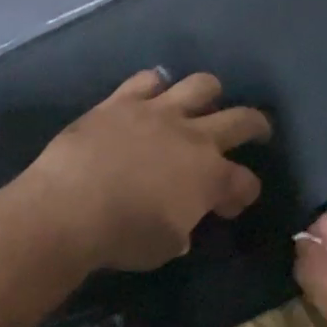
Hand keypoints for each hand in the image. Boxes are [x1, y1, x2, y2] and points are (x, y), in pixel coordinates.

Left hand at [18, 70, 270, 272]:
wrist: (70, 206)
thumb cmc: (123, 236)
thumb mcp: (166, 246)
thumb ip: (182, 229)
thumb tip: (181, 225)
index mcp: (211, 177)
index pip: (246, 182)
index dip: (242, 194)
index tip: (227, 206)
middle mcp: (193, 137)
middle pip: (241, 120)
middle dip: (255, 126)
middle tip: (255, 132)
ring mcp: (157, 112)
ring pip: (201, 85)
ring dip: (209, 93)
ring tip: (205, 102)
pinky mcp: (121, 101)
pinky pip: (147, 80)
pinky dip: (154, 86)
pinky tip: (151, 95)